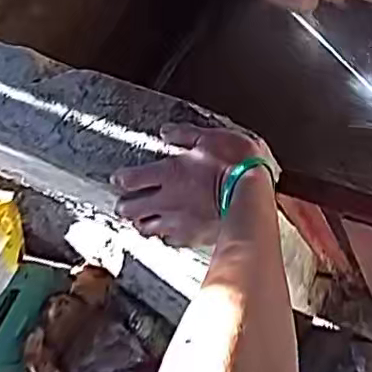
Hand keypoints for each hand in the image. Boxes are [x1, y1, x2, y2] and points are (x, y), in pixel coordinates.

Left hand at [112, 123, 276, 246]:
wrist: (251, 196)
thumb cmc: (237, 164)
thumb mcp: (214, 138)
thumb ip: (187, 134)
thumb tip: (167, 131)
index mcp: (170, 172)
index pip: (131, 179)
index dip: (122, 178)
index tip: (120, 177)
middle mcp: (165, 200)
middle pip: (129, 208)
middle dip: (126, 204)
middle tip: (128, 200)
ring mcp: (175, 221)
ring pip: (144, 227)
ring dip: (142, 221)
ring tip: (145, 217)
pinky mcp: (188, 237)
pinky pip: (168, 239)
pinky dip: (166, 234)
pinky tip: (172, 229)